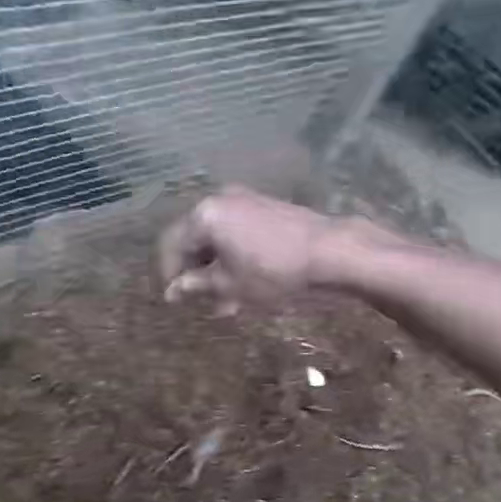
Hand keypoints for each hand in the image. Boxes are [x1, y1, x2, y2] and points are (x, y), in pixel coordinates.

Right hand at [157, 186, 363, 313]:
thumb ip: (195, 286)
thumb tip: (172, 291)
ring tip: (225, 302)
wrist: (331, 253)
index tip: (175, 299)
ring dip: (216, 269)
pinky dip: (234, 258)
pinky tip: (244, 285)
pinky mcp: (268, 210)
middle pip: (195, 239)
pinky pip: (239, 235)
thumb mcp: (229, 285)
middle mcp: (221, 200)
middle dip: (195, 273)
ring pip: (218, 239)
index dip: (169, 274)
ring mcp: (247, 202)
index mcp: (205, 215)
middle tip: (201, 301)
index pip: (172, 244)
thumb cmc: (272, 272)